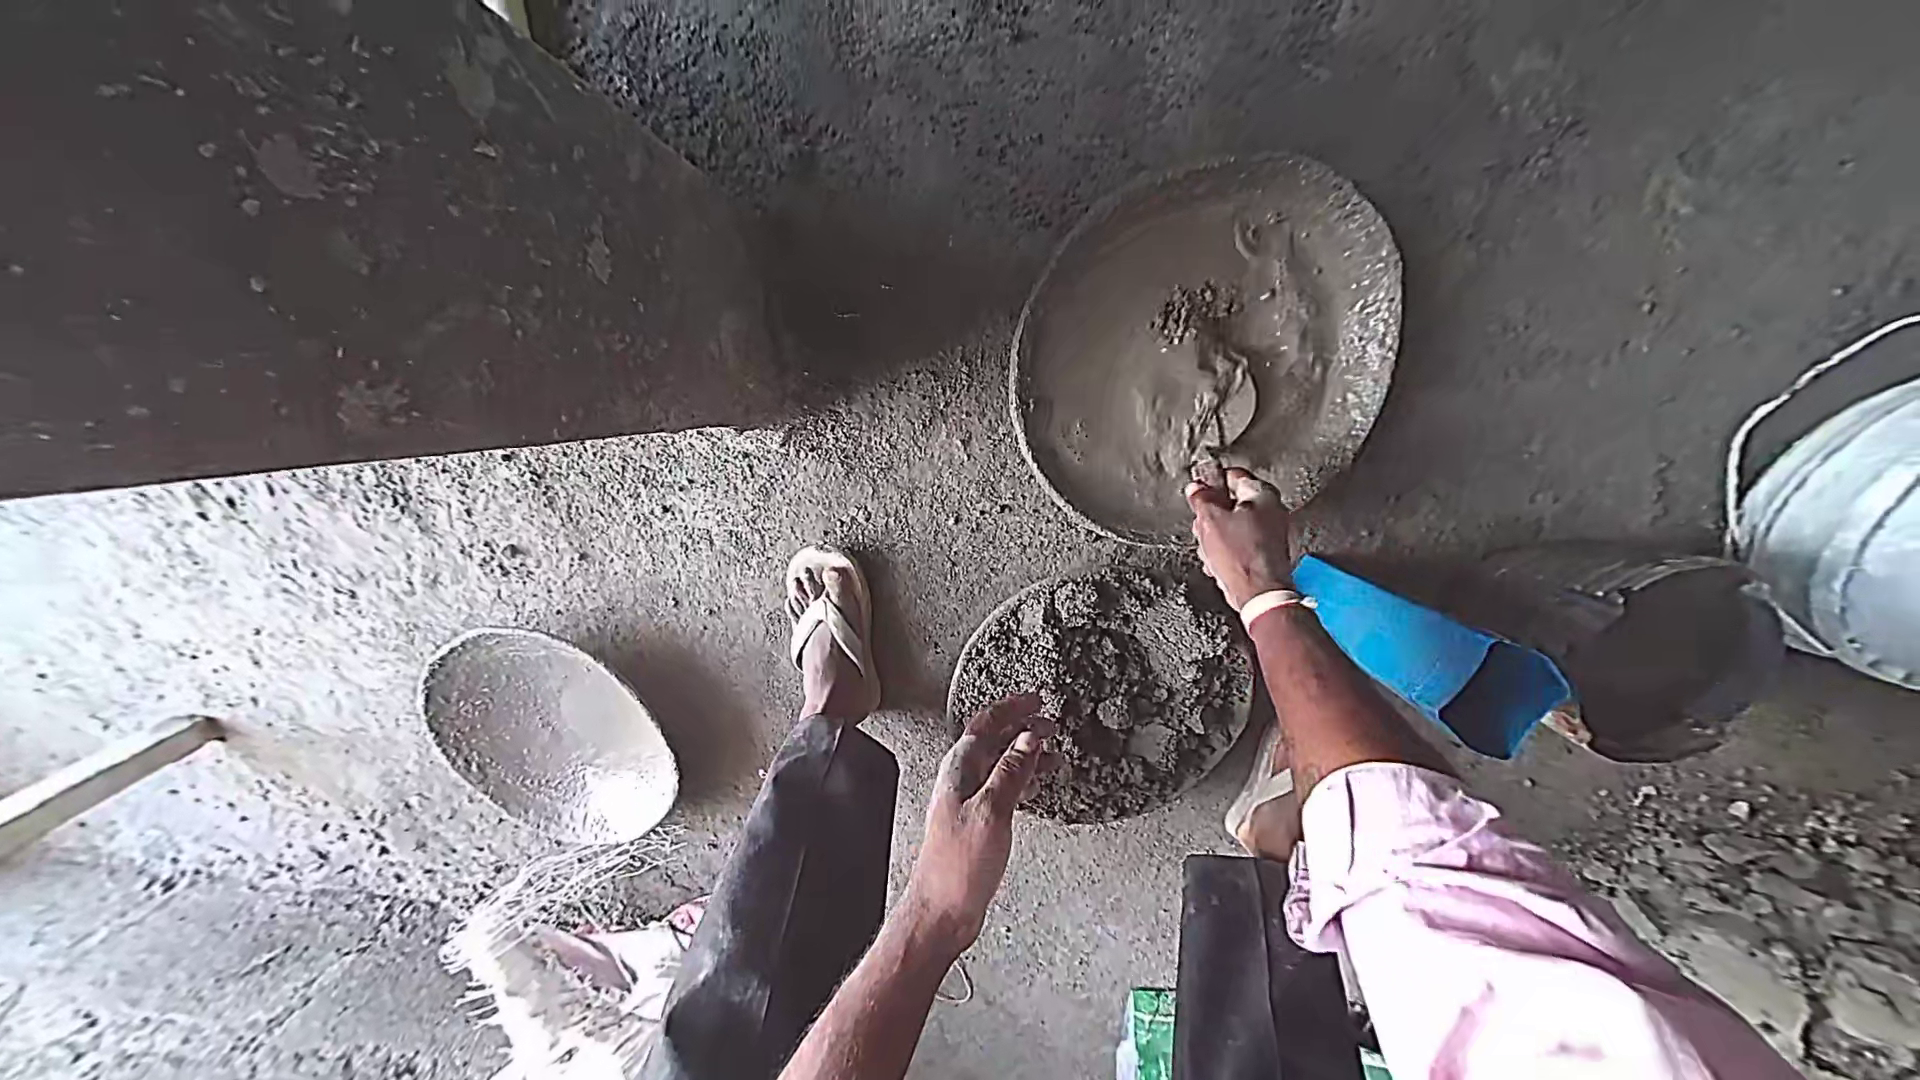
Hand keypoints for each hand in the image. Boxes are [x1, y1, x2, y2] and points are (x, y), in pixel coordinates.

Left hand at [902, 693, 1053, 958]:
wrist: (942, 908)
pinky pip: (1003, 781)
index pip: (987, 722)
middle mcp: (962, 776)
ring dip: (1025, 749)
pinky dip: (1023, 773)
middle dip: (1022, 725)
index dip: (1012, 707)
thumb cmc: (959, 864)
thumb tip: (1029, 737)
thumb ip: (1011, 770)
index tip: (1036, 700)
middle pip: (993, 737)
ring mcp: (969, 796)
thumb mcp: (992, 810)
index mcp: (960, 767)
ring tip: (1051, 746)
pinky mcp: (978, 815)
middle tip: (1049, 721)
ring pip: (1000, 759)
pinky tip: (1037, 779)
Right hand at [1186, 467, 1293, 609]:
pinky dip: (1231, 549)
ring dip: (1219, 534)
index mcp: (1263, 494)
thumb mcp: (1210, 520)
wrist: (1259, 593)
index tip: (1198, 491)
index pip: (1232, 475)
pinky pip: (1244, 543)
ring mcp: (1275, 532)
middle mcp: (1275, 510)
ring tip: (1212, 549)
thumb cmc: (1241, 556)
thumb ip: (1201, 499)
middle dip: (1214, 515)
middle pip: (1234, 502)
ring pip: (1236, 524)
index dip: (1211, 484)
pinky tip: (1222, 560)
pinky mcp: (1270, 553)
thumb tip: (1196, 488)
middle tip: (1203, 526)